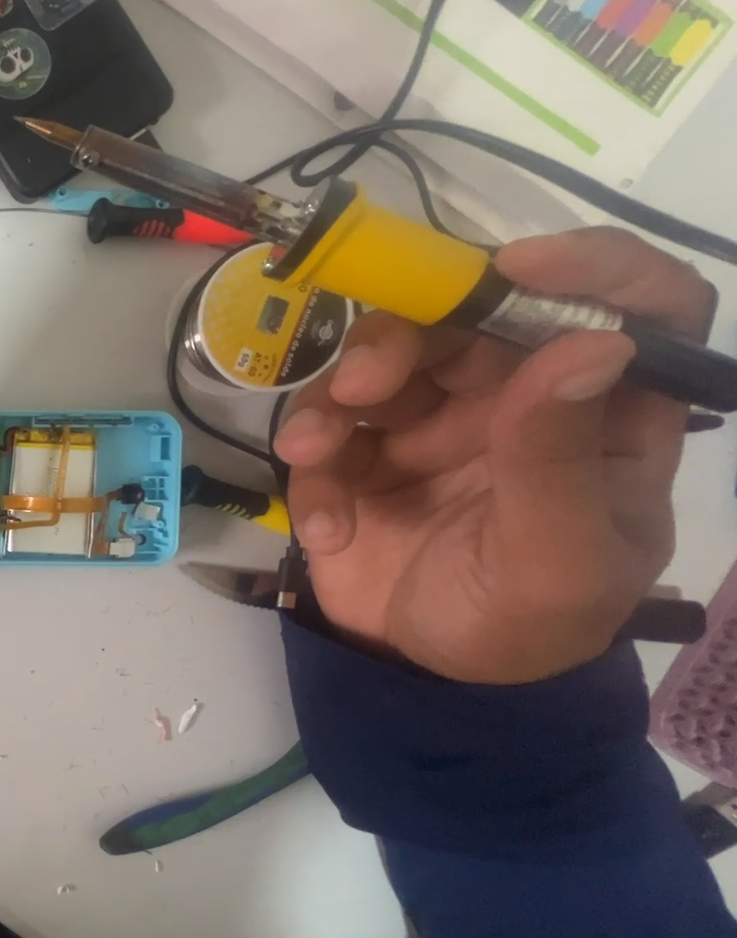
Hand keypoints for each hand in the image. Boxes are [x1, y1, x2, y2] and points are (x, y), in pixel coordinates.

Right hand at [275, 227, 714, 684]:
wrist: (422, 670)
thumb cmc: (523, 620)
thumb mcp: (559, 556)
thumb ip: (560, 460)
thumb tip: (590, 347)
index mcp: (592, 415)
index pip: (626, 311)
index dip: (590, 270)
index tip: (518, 267)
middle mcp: (506, 404)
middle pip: (460, 326)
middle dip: (399, 341)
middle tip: (362, 384)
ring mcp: (420, 429)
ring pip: (371, 368)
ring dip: (330, 400)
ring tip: (311, 451)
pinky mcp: (352, 459)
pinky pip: (320, 436)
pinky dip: (310, 474)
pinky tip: (325, 527)